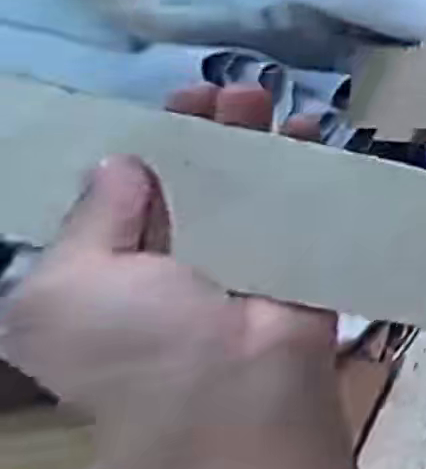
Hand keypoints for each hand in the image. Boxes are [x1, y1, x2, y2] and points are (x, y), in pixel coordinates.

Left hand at [1, 84, 333, 422]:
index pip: (134, 185)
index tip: (181, 100)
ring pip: (257, 178)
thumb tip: (121, 164)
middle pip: (201, 173)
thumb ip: (92, 220)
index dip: (153, 141)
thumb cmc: (133, 337)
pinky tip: (318, 133)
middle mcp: (182, 246)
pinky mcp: (305, 245)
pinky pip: (307, 196)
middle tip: (236, 90)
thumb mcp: (65, 283)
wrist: (233, 379)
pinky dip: (314, 163)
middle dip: (215, 129)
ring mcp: (251, 244)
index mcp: (113, 258)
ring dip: (265, 138)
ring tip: (275, 99)